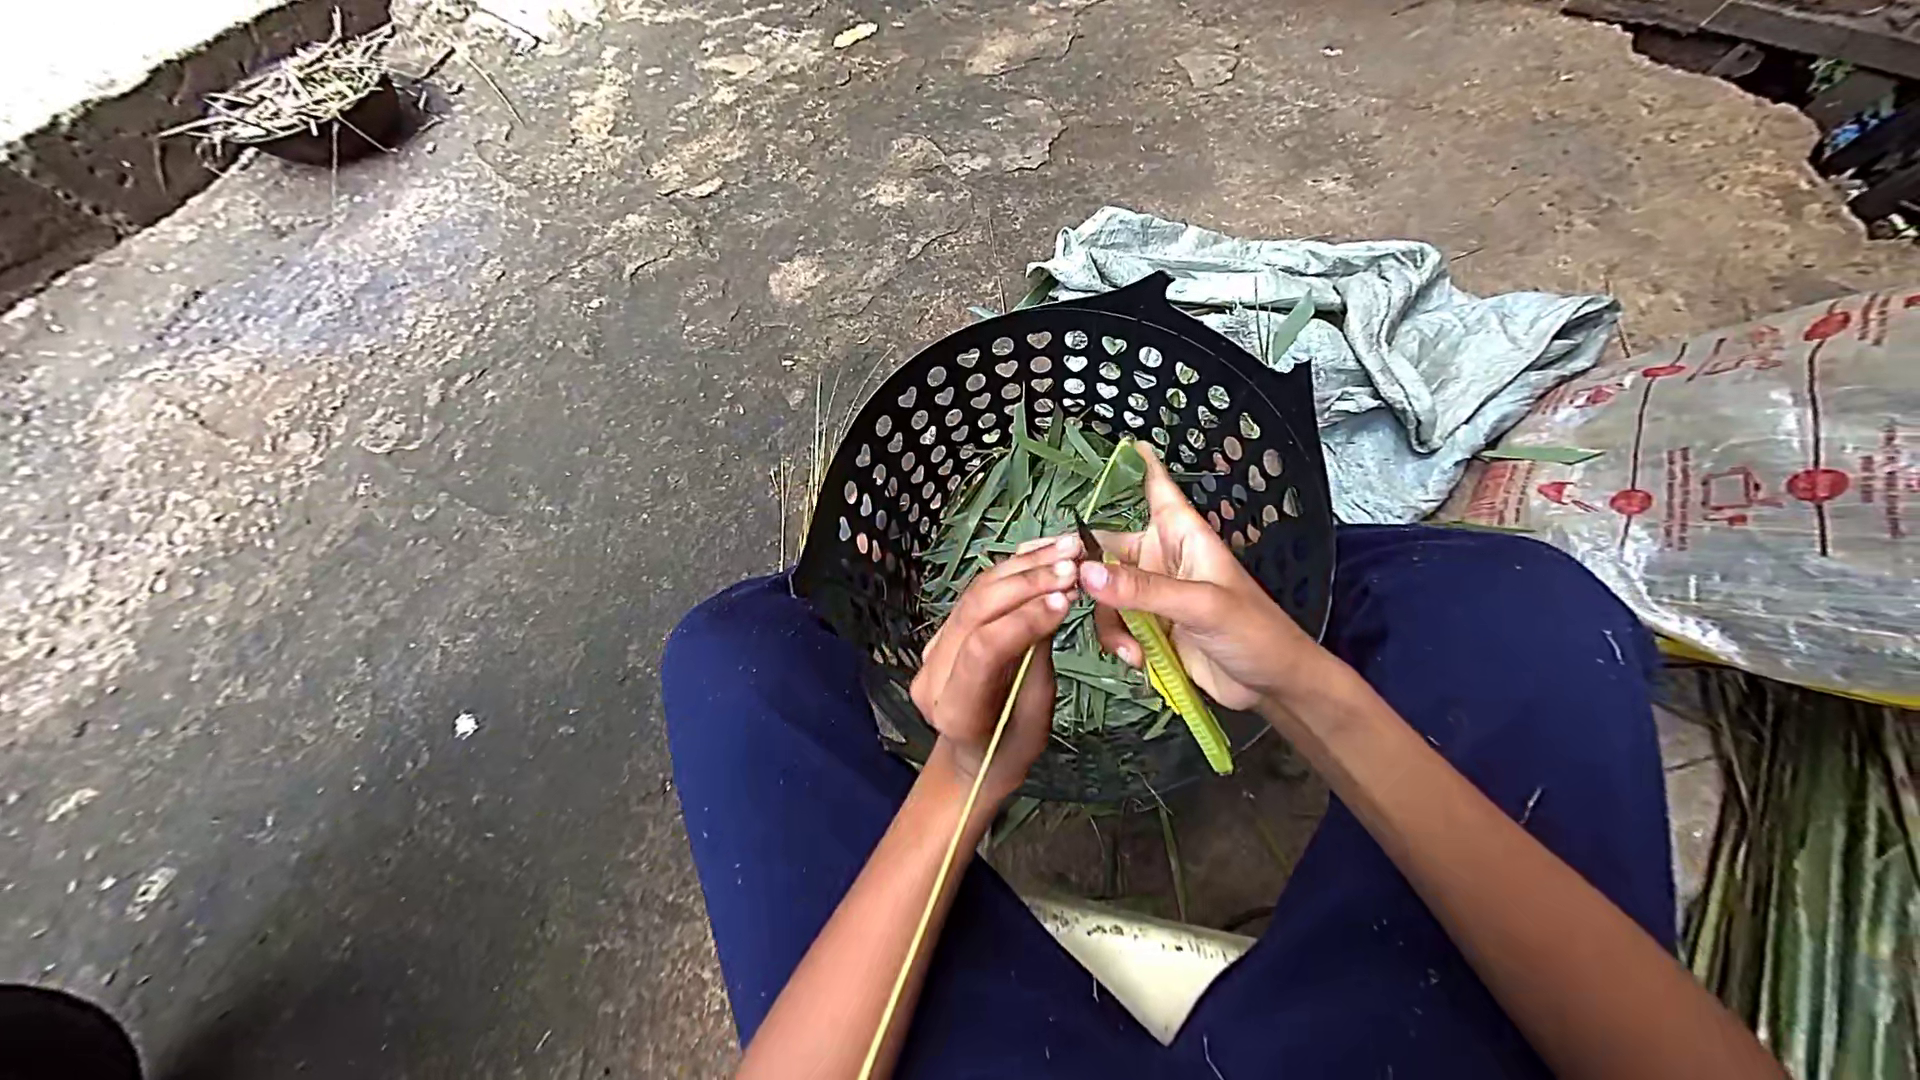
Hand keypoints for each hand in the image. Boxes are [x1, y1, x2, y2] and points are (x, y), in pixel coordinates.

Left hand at [911, 534, 1079, 803]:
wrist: (974, 754)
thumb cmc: (1010, 746)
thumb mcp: (1036, 712)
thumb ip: (1035, 657)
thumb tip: (1055, 599)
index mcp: (953, 707)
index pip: (983, 648)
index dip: (1024, 618)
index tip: (1067, 598)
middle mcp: (931, 671)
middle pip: (977, 609)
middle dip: (1029, 581)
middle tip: (1074, 563)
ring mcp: (933, 646)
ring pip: (978, 591)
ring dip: (1026, 564)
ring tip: (1068, 547)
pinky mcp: (945, 629)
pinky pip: (978, 589)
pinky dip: (1014, 566)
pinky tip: (1044, 548)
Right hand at [1078, 442, 1330, 711]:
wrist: (1271, 685)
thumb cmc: (1257, 632)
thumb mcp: (1202, 605)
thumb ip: (1144, 590)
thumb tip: (1088, 573)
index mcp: (1183, 536)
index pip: (1157, 488)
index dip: (1138, 465)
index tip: (1118, 443)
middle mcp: (1162, 559)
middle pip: (1108, 546)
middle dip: (1085, 563)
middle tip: (1066, 581)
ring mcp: (1152, 594)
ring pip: (1104, 591)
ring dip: (1108, 619)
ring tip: (1128, 645)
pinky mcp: (1148, 626)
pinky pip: (1113, 623)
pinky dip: (1117, 641)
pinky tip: (1137, 657)